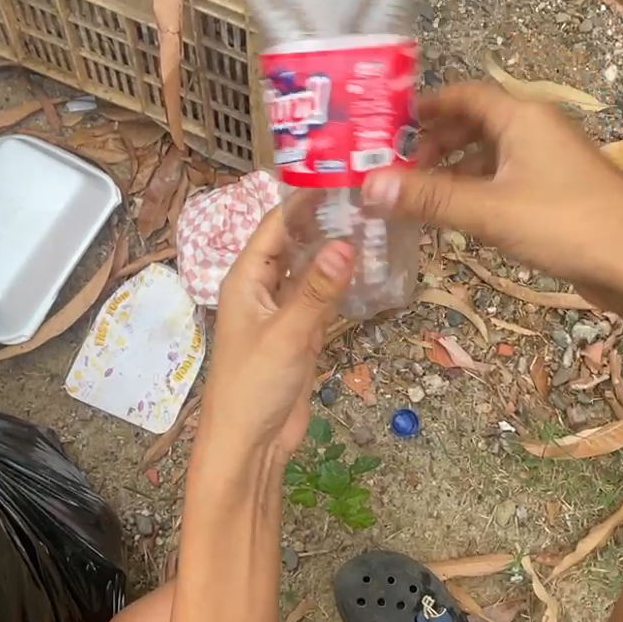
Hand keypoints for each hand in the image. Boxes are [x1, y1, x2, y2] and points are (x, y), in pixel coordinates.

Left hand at [194, 206, 352, 467]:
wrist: (250, 444)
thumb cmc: (254, 386)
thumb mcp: (287, 334)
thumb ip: (317, 290)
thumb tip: (347, 243)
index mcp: (246, 278)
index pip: (275, 224)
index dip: (306, 200)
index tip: (344, 177)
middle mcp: (262, 288)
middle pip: (294, 244)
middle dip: (326, 223)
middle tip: (371, 199)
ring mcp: (282, 311)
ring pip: (310, 272)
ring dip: (335, 255)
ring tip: (377, 227)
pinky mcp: (300, 334)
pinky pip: (321, 300)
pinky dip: (341, 287)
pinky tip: (369, 271)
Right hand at [365, 83, 622, 295]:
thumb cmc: (565, 224)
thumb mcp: (488, 211)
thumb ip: (428, 198)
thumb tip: (367, 187)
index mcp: (522, 117)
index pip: (465, 94)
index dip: (425, 105)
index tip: (388, 126)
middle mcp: (536, 129)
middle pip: (475, 123)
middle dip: (434, 141)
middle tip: (396, 168)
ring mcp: (549, 162)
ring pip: (489, 155)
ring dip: (453, 170)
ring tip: (417, 195)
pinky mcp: (556, 193)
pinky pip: (504, 180)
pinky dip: (475, 191)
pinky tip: (456, 216)